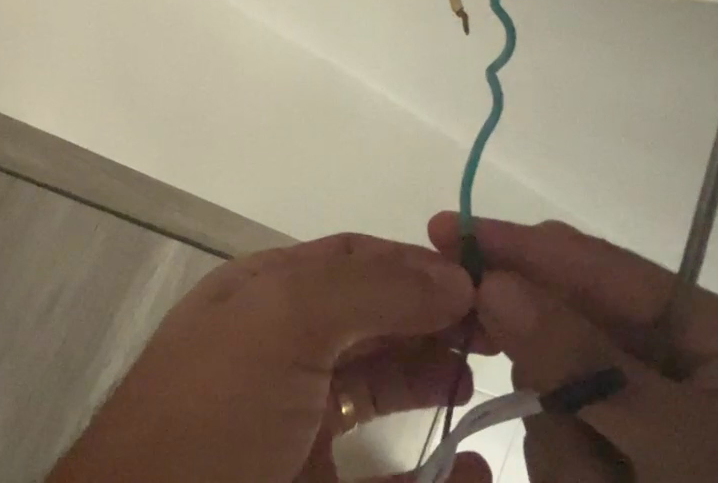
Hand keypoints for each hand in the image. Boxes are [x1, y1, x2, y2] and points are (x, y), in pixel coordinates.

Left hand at [47, 233, 493, 482]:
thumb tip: (455, 275)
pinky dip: (432, 475)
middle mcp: (283, 347)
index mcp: (267, 294)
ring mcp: (296, 420)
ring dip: (436, 381)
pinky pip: (384, 477)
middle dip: (437, 319)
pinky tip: (473, 471)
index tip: (488, 281)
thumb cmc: (213, 411)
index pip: (356, 258)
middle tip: (504, 338)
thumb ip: (367, 290)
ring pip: (381, 387)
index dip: (419, 262)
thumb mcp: (280, 323)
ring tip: (486, 386)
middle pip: (376, 317)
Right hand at [427, 214, 717, 482]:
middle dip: (544, 373)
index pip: (594, 264)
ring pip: (548, 395)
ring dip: (570, 450)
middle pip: (562, 329)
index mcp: (700, 332)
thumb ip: (584, 364)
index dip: (517, 244)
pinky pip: (555, 445)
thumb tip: (494, 283)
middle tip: (535, 400)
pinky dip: (571, 476)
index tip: (444, 229)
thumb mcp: (681, 444)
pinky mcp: (615, 464)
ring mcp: (635, 419)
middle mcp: (662, 364)